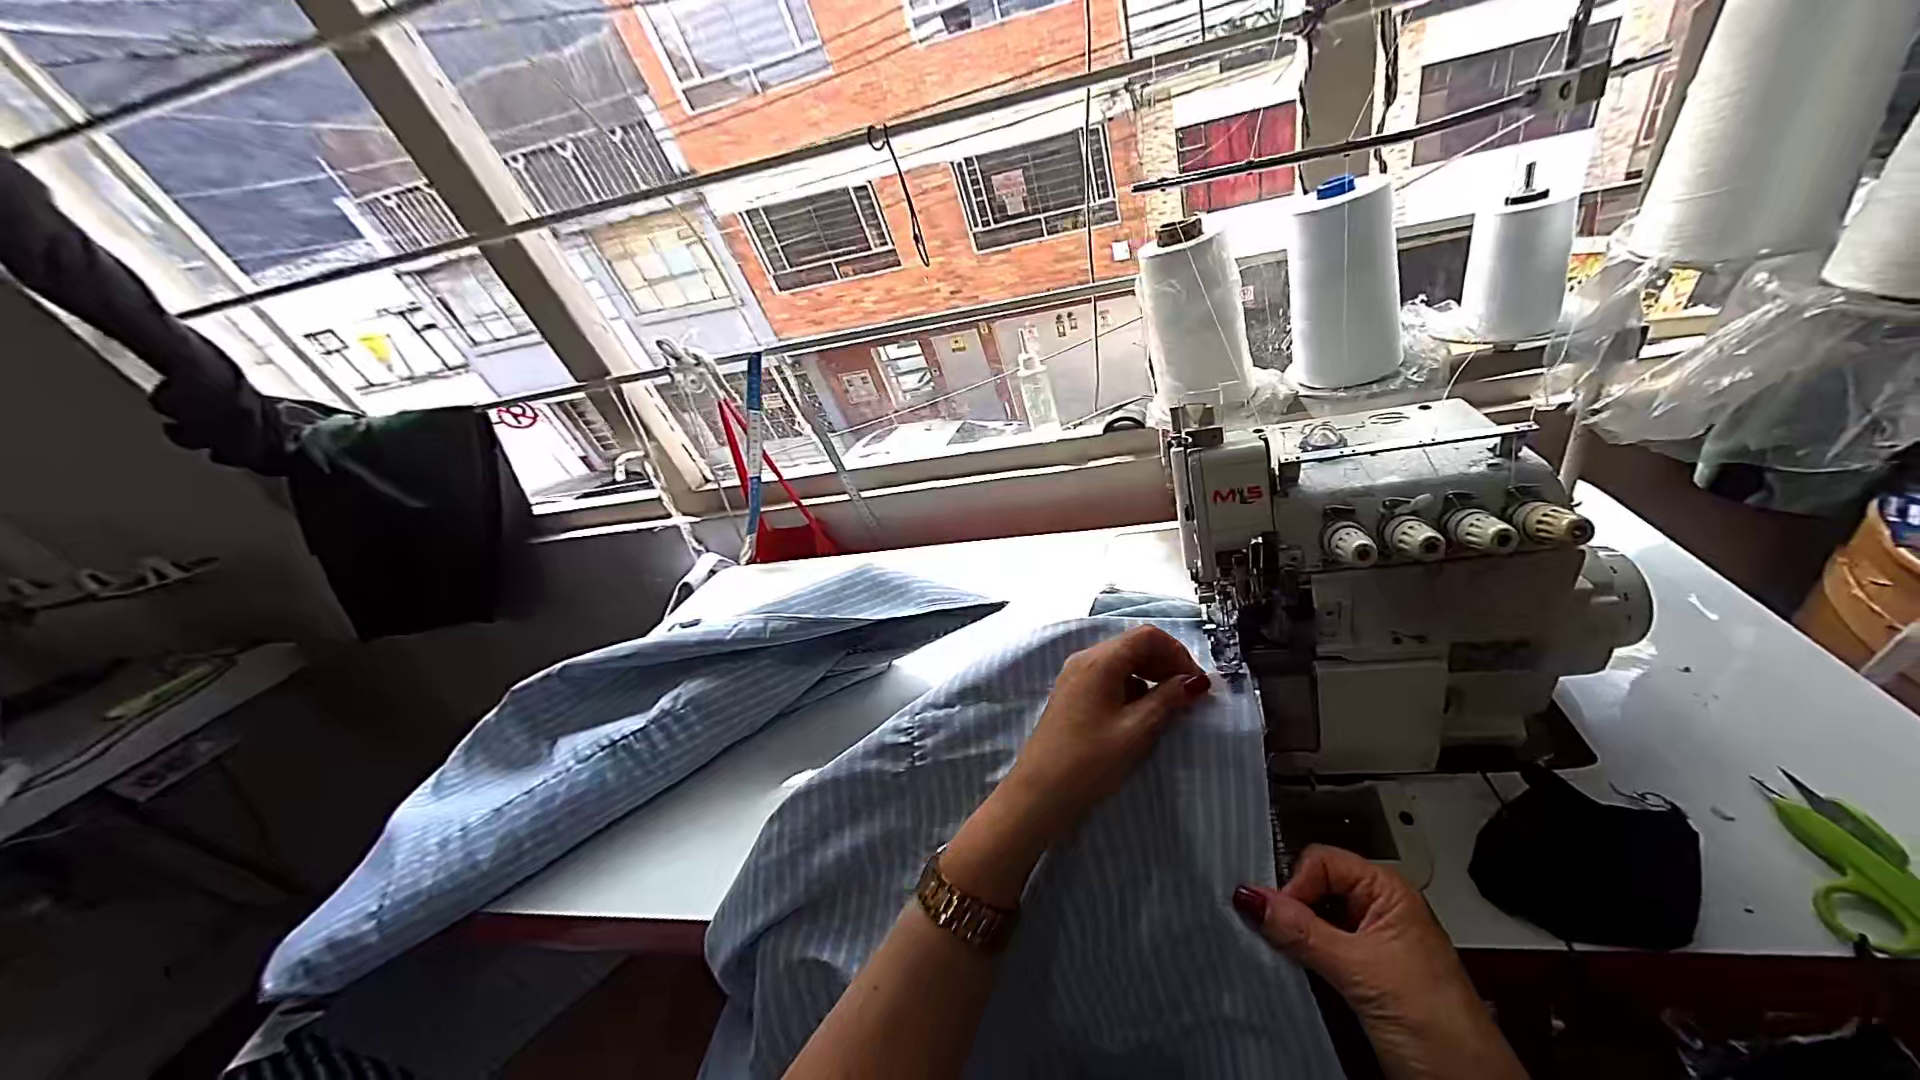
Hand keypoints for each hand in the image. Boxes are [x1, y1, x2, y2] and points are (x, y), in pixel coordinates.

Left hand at [942, 626, 1207, 906]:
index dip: (1177, 653)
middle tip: (1187, 694)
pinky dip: (1131, 685)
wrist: (1040, 792)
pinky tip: (1140, 712)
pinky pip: (1108, 676)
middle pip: (1133, 644)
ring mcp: (1074, 675)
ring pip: (1121, 660)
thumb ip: (1168, 699)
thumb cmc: (1090, 761)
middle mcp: (1084, 659)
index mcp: (1099, 661)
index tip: (1195, 683)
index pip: (1147, 635)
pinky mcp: (1072, 694)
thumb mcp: (1137, 730)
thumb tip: (1195, 680)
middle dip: (1165, 663)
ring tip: (1168, 705)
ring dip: (1149, 674)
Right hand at [1233, 845, 1524, 1079]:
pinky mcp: (1359, 971)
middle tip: (1274, 935)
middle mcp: (1377, 909)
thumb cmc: (1443, 1033)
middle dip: (1288, 908)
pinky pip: (1314, 946)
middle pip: (1312, 886)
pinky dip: (1298, 954)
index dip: (1295, 885)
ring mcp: (1368, 941)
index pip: (1320, 861)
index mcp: (1388, 891)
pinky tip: (1293, 967)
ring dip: (1292, 935)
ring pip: (1310, 918)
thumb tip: (1249, 895)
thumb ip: (1301, 931)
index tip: (1279, 917)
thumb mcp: (1361, 972)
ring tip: (1284, 954)